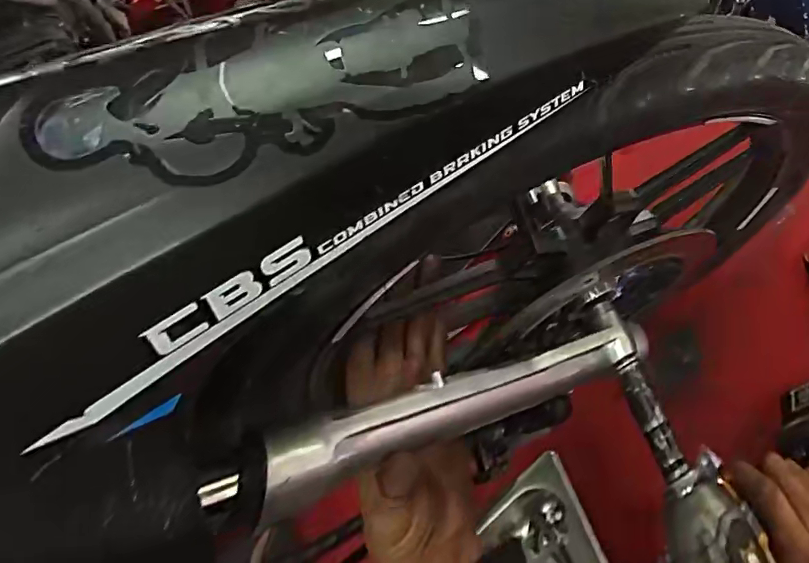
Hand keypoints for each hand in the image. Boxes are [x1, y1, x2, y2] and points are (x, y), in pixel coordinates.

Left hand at [345, 263, 479, 562]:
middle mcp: (388, 410)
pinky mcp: (441, 410)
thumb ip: (393, 485)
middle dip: (402, 307)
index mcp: (370, 427)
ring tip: (428, 281)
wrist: (437, 551)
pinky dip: (441, 338)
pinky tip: (441, 318)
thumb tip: (393, 456)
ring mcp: (413, 407)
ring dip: (421, 316)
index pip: (366, 362)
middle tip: (417, 272)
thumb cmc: (405, 540)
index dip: (375, 326)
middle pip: (392, 345)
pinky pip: (439, 363)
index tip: (387, 294)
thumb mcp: (392, 517)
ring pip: (415, 348)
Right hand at [729, 454, 808, 562]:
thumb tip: (750, 529)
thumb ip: (775, 549)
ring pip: (800, 467)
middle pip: (780, 467)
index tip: (728, 473)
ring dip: (785, 474)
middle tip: (752, 485)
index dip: (743, 476)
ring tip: (780, 492)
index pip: (765, 491)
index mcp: (802, 545)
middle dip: (761, 470)